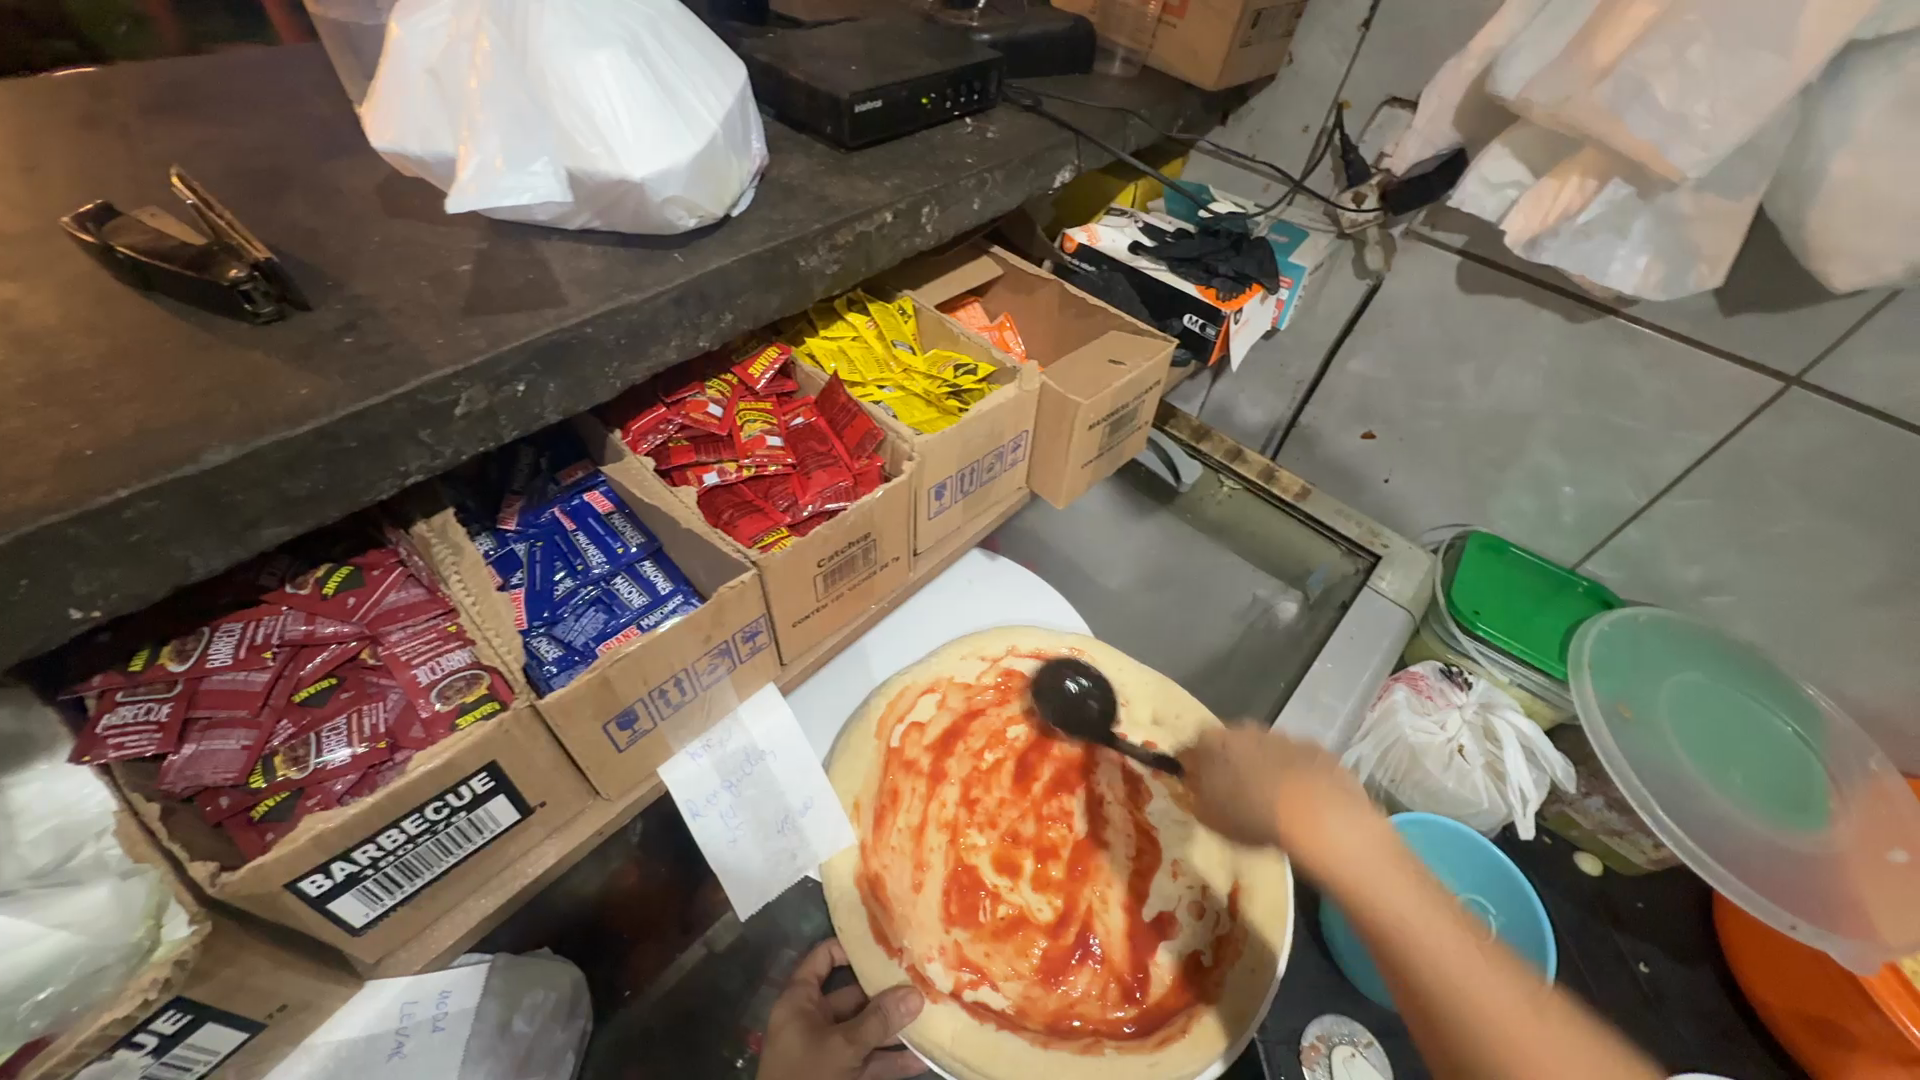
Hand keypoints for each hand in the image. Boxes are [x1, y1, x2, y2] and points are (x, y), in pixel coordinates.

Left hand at [758, 938, 926, 1079]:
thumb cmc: (806, 1077)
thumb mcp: (843, 1047)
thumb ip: (879, 1020)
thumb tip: (916, 993)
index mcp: (801, 1001)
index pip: (823, 958)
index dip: (851, 948)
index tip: (885, 945)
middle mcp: (813, 1019)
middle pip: (854, 996)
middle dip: (888, 996)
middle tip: (922, 985)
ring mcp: (827, 1049)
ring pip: (865, 1030)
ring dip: (895, 1030)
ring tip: (931, 1020)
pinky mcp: (839, 1075)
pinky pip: (869, 1061)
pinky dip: (891, 1061)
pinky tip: (921, 1059)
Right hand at [1177, 725, 1381, 861]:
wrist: (1318, 813)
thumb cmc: (1252, 815)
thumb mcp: (1209, 816)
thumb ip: (1195, 796)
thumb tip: (1192, 786)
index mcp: (1211, 742)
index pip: (1191, 747)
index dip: (1192, 766)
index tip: (1196, 784)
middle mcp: (1244, 729)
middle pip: (1230, 743)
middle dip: (1229, 762)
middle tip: (1234, 792)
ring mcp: (1282, 736)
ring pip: (1265, 749)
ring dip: (1264, 767)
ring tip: (1270, 800)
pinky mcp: (1314, 748)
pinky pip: (1295, 759)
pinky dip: (1294, 773)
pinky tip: (1301, 800)